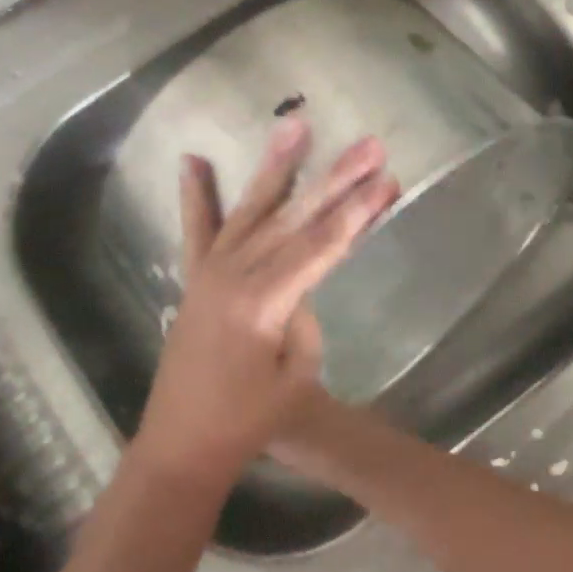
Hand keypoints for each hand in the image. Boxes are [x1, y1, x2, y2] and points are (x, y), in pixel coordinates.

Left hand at [134, 117, 399, 483]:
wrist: (183, 446)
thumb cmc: (248, 421)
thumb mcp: (297, 373)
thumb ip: (303, 317)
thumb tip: (300, 281)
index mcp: (263, 302)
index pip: (322, 245)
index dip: (359, 211)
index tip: (390, 180)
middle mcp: (233, 275)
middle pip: (295, 217)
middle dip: (337, 179)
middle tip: (371, 145)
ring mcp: (210, 272)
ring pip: (253, 210)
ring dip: (278, 167)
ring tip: (298, 125)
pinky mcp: (196, 280)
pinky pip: (198, 230)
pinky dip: (197, 195)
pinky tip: (194, 161)